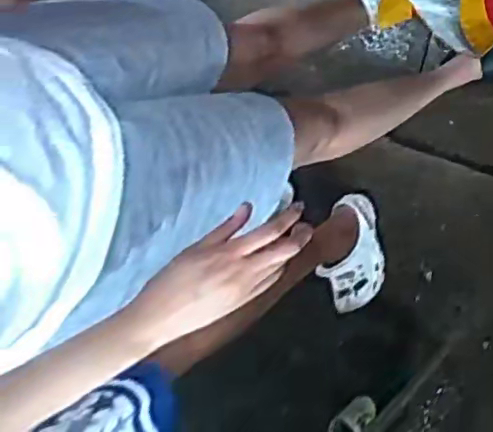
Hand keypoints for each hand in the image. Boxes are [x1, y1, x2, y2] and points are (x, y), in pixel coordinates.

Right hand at [121, 204, 310, 347]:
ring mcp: (248, 287)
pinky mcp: (246, 300)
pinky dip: (280, 265)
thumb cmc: (167, 284)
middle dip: (303, 232)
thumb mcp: (193, 251)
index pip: (274, 229)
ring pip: (285, 262)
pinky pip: (274, 278)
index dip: (292, 215)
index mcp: (229, 255)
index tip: (298, 207)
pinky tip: (273, 260)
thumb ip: (226, 228)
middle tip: (300, 224)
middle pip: (291, 247)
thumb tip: (247, 207)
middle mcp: (244, 270)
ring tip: (286, 240)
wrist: (150, 323)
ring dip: (292, 248)